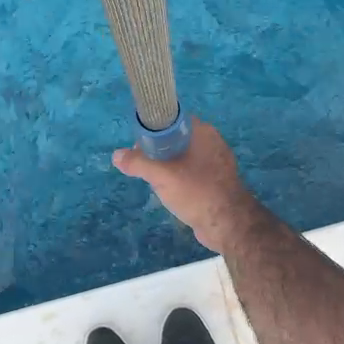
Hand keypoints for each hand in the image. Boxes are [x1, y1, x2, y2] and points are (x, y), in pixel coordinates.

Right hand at [113, 117, 263, 253]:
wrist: (227, 224)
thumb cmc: (195, 191)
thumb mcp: (161, 176)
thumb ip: (138, 163)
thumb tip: (116, 155)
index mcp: (202, 132)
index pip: (173, 120)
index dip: (153, 129)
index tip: (138, 145)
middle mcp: (212, 143)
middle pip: (177, 139)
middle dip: (157, 151)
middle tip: (142, 165)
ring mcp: (216, 163)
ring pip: (183, 157)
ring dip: (167, 166)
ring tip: (154, 181)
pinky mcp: (216, 182)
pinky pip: (192, 173)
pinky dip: (179, 179)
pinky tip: (170, 193)